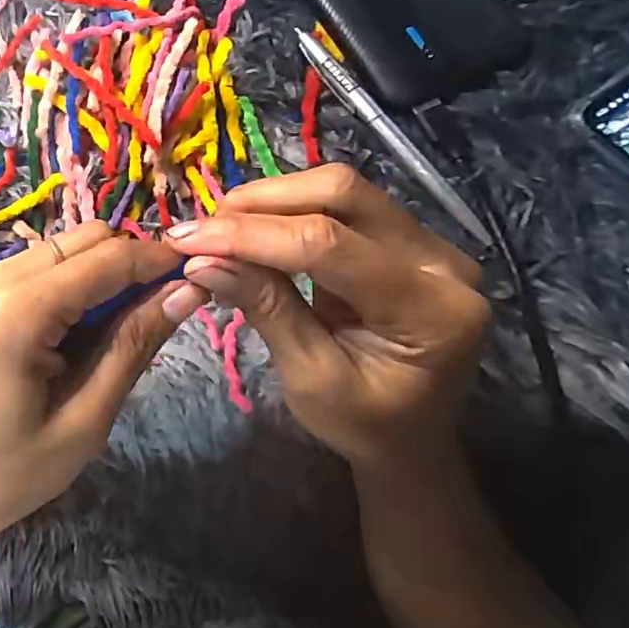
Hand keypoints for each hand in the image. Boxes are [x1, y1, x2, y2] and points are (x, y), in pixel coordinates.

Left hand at [0, 222, 207, 569]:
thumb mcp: (84, 419)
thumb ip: (135, 344)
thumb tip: (188, 290)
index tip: (204, 273)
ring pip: (66, 247)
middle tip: (166, 308)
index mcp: (16, 311)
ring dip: (105, 273)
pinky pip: (43, 266)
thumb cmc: (8, 476)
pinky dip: (76, 283)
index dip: (160, 259)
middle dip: (133, 263)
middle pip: (86, 239)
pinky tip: (86, 328)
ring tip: (126, 328)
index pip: (107, 259)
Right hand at [164, 164, 489, 468]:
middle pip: (340, 194)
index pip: (329, 245)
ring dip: (269, 201)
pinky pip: (341, 204)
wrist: (411, 438)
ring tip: (221, 230)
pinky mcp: (405, 238)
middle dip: (261, 203)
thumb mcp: (309, 377)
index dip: (251, 236)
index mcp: (431, 311)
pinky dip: (287, 210)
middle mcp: (441, 261)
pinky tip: (253, 231)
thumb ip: (265, 307)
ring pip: (338, 189)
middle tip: (204, 231)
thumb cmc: (363, 424)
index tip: (188, 241)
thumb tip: (201, 261)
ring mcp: (427, 243)